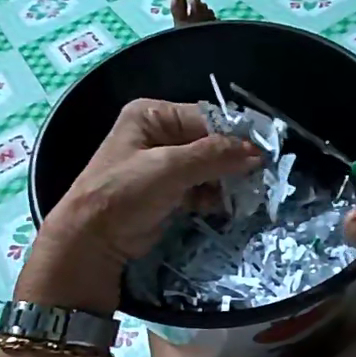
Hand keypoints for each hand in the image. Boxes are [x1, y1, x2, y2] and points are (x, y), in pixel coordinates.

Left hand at [15, 99, 261, 310]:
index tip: (262, 154)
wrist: (92, 241)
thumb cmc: (124, 194)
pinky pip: (204, 186)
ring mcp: (166, 164)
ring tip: (245, 195)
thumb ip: (214, 156)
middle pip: (211, 142)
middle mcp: (160, 134)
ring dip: (228, 181)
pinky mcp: (171, 190)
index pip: (207, 118)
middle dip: (233, 160)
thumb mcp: (169, 168)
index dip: (236, 135)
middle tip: (257, 177)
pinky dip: (216, 196)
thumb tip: (257, 153)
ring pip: (211, 166)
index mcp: (153, 115)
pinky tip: (227, 206)